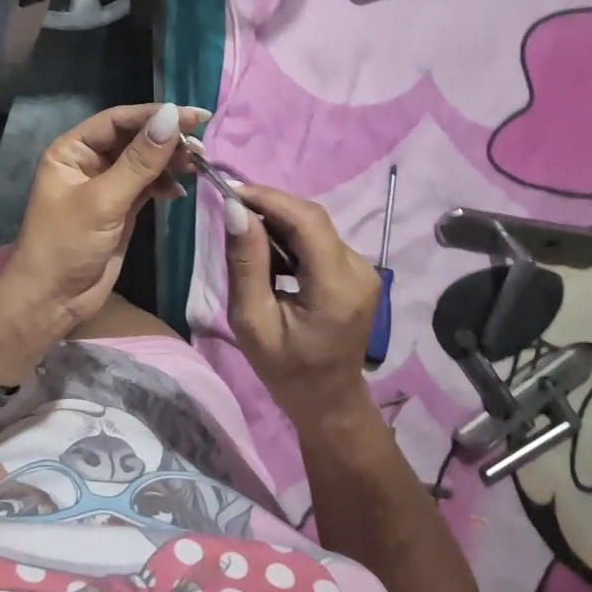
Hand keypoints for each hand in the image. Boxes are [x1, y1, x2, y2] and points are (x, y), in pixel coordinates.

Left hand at [0, 102, 207, 385]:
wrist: (53, 300)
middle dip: (166, 139)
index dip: (155, 115)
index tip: (195, 117)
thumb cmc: (67, 245)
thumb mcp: (104, 201)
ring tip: (196, 167)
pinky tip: (179, 192)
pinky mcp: (120, 209)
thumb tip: (170, 117)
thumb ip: (139, 161)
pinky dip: (164, 185)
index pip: (118, 120)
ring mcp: (105, 186)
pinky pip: (147, 185)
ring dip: (169, 162)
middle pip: (133, 138)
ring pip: (143, 161)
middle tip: (201, 146)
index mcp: (71, 150)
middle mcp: (87, 161)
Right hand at [224, 185, 383, 416]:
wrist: (326, 399)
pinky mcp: (356, 271)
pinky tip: (267, 251)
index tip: (229, 192)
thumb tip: (235, 210)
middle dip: (269, 206)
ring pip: (315, 225)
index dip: (268, 198)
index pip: (307, 220)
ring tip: (243, 233)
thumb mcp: (252, 319)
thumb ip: (246, 262)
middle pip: (312, 218)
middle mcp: (358, 270)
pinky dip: (289, 236)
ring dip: (277, 221)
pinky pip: (319, 239)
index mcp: (337, 287)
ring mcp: (362, 269)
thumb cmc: (284, 368)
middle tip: (230, 209)